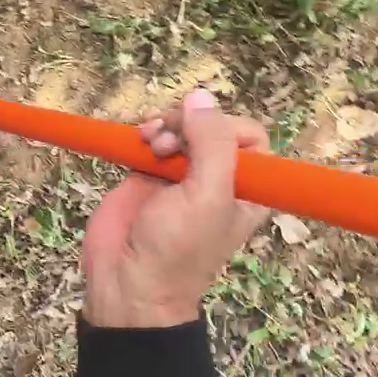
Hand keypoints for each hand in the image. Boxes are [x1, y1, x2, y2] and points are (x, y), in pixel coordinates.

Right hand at [80, 89, 270, 327]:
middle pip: (210, 126)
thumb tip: (200, 96)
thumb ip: (211, 144)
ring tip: (149, 140)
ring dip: (164, 125)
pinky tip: (137, 140)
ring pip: (179, 129)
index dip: (224, 126)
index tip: (199, 134)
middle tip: (167, 138)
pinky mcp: (145, 175)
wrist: (127, 280)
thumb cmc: (177, 246)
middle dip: (188, 123)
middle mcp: (216, 177)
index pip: (250, 137)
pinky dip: (143, 133)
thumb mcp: (207, 196)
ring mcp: (179, 175)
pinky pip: (150, 140)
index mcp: (247, 187)